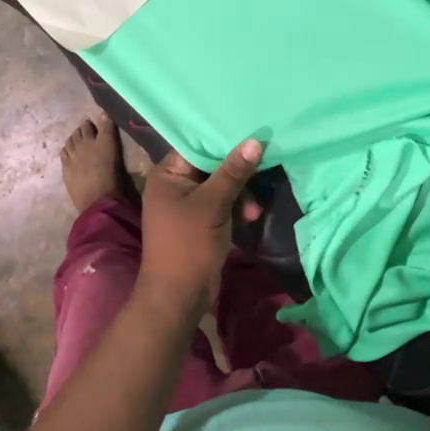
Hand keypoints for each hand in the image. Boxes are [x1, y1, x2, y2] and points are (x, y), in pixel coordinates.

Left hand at [136, 141, 260, 319]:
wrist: (178, 296)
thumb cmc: (188, 244)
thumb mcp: (213, 204)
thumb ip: (233, 172)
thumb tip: (254, 140)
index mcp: (167, 174)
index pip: (196, 146)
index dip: (223, 140)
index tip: (251, 134)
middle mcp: (174, 185)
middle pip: (210, 166)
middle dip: (237, 173)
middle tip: (262, 172)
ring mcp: (186, 205)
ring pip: (219, 187)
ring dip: (240, 194)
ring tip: (255, 210)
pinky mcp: (199, 223)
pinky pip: (221, 205)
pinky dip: (236, 208)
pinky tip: (252, 216)